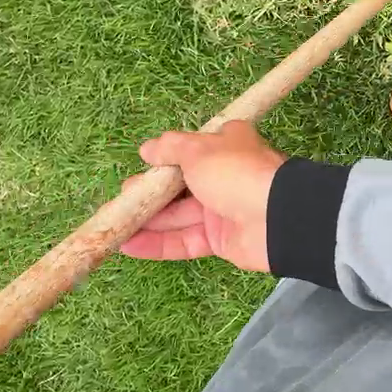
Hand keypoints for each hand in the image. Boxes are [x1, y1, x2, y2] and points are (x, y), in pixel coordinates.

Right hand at [119, 120, 285, 271]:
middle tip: (123, 199)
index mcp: (226, 146)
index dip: (166, 160)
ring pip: (178, 216)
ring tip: (114, 223)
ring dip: (147, 220)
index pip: (192, 151)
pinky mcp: (220, 240)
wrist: (277, 216)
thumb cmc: (237, 172)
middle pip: (180, 186)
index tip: (142, 165)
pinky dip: (157, 243)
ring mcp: (222, 209)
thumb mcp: (200, 150)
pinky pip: (184, 241)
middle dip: (150, 192)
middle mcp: (224, 176)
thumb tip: (148, 148)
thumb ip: (172, 148)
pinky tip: (129, 245)